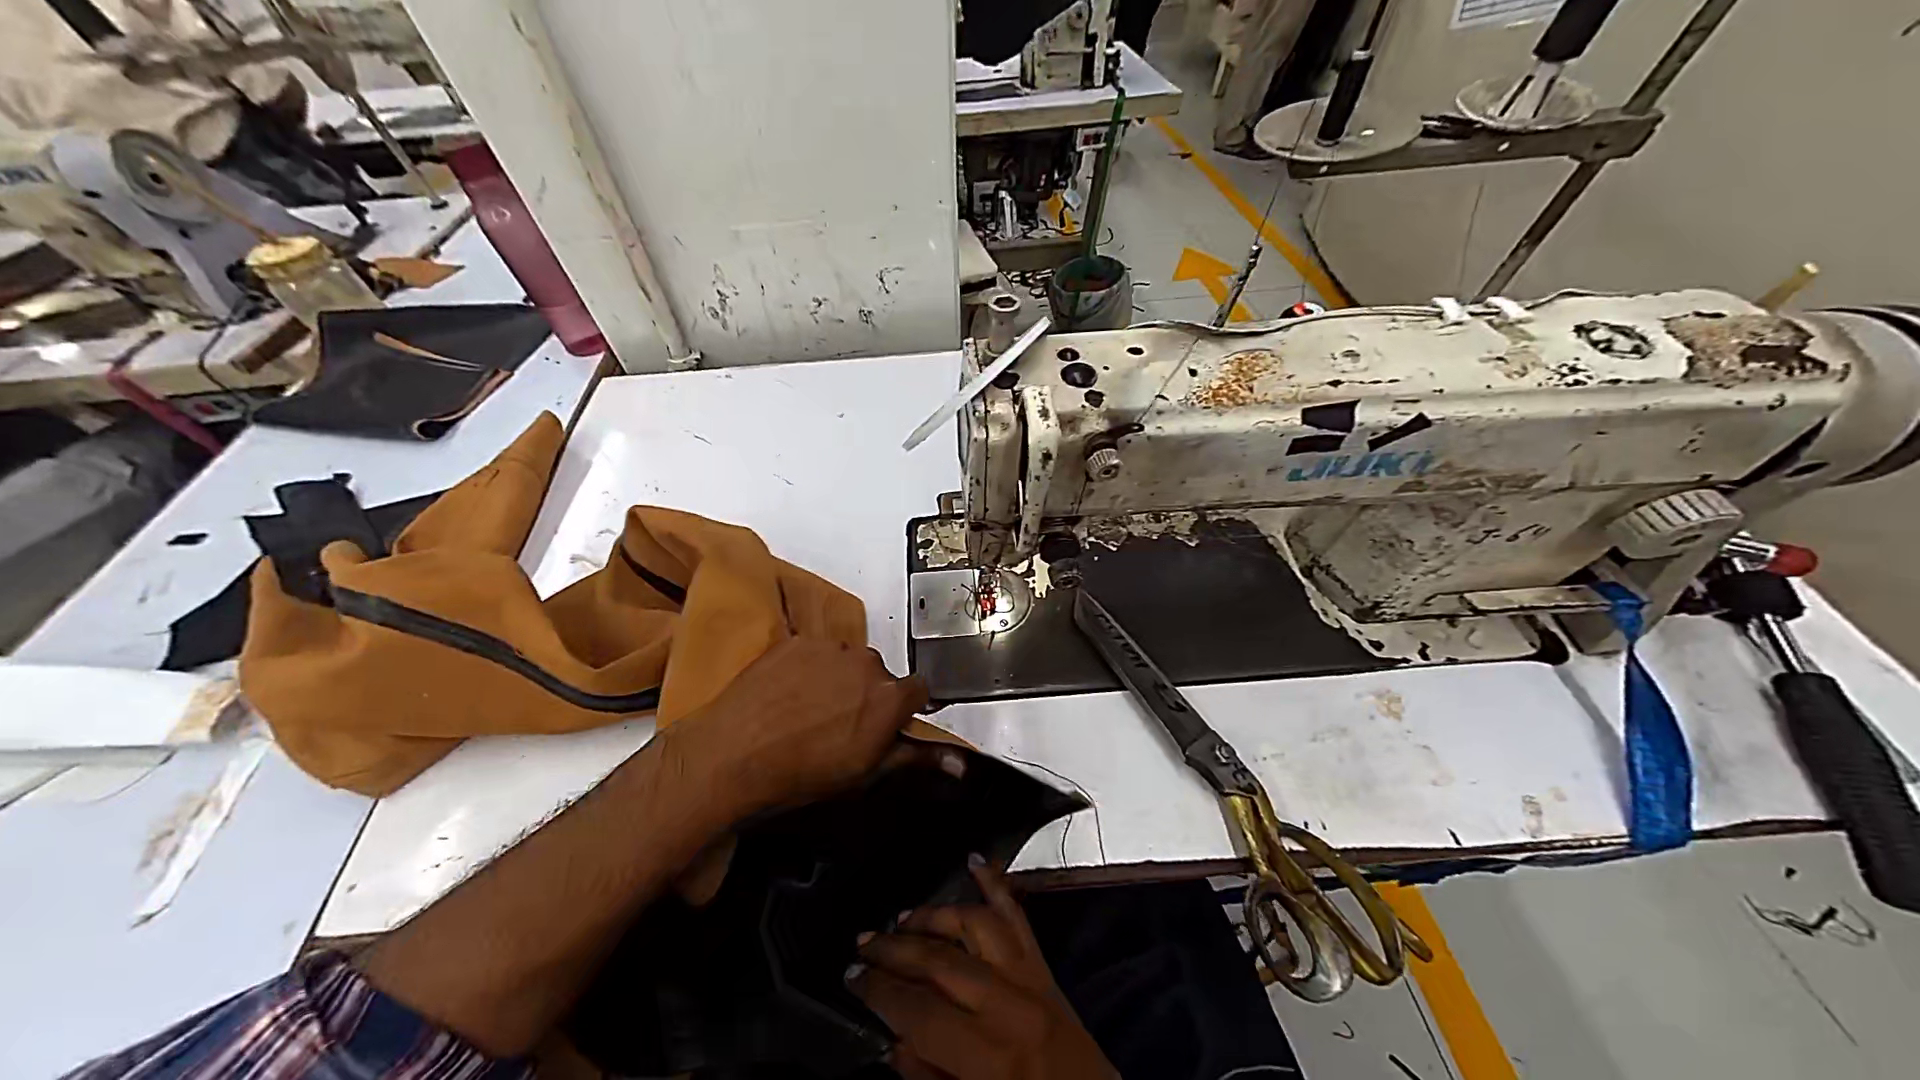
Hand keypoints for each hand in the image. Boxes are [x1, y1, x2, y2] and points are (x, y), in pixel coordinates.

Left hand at [659, 637, 927, 825]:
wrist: (733, 757)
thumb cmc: (801, 773)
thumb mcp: (865, 774)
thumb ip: (915, 758)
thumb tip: (958, 764)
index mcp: (890, 697)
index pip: (918, 690)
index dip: (903, 708)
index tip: (887, 722)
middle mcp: (866, 664)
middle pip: (879, 675)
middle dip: (868, 694)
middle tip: (840, 724)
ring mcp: (829, 649)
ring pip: (846, 661)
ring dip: (837, 679)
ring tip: (808, 711)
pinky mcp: (796, 641)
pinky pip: (813, 651)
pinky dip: (806, 668)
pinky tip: (787, 696)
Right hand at [854, 859, 1118, 1079]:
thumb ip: (928, 1075)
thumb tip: (894, 1038)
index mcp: (987, 1053)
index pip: (917, 1009)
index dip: (877, 991)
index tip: (850, 977)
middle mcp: (1008, 1004)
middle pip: (938, 961)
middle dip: (893, 951)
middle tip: (862, 943)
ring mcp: (1030, 978)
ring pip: (973, 926)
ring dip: (933, 916)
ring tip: (901, 917)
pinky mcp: (1045, 967)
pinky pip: (1018, 916)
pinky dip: (995, 884)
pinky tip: (975, 861)